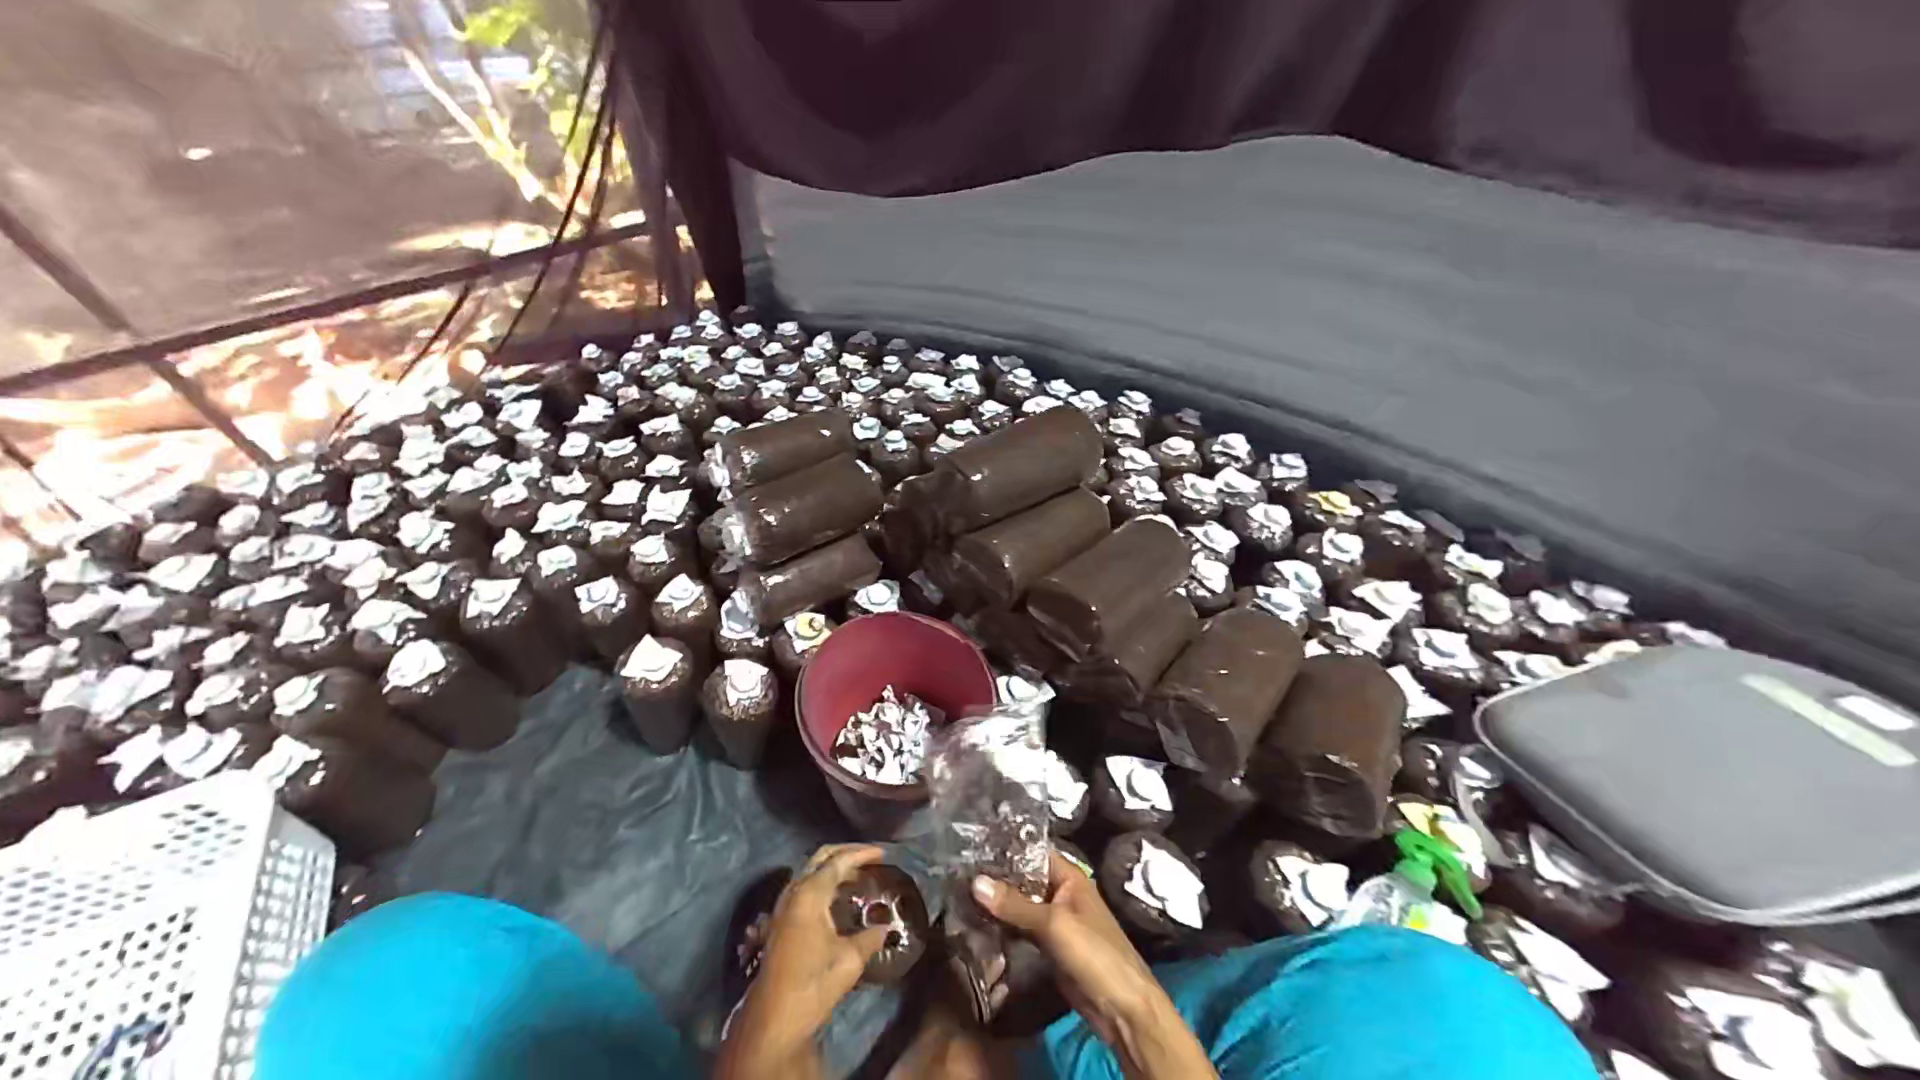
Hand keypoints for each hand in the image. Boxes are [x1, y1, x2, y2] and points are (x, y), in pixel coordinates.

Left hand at [716, 844, 890, 1078]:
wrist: (774, 1019)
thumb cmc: (813, 983)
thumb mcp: (850, 959)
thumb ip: (870, 937)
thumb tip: (885, 927)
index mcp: (810, 893)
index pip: (838, 861)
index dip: (862, 854)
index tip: (883, 854)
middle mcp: (793, 892)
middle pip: (820, 858)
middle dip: (846, 852)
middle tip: (870, 857)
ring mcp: (783, 907)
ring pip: (809, 872)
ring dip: (832, 867)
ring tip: (857, 874)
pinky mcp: (780, 922)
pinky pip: (804, 887)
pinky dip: (823, 882)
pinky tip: (837, 897)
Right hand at [973, 851, 1216, 1079]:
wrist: (1122, 1010)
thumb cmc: (1096, 954)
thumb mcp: (1054, 925)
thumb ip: (1015, 905)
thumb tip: (975, 882)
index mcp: (1069, 876)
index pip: (1032, 851)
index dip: (1005, 845)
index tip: (971, 840)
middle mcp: (1059, 893)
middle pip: (1022, 878)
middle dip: (994, 876)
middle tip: (955, 868)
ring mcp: (1053, 920)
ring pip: (1018, 904)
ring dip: (995, 902)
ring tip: (956, 890)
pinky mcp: (1047, 946)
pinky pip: (1019, 928)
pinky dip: (1001, 926)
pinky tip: (974, 921)